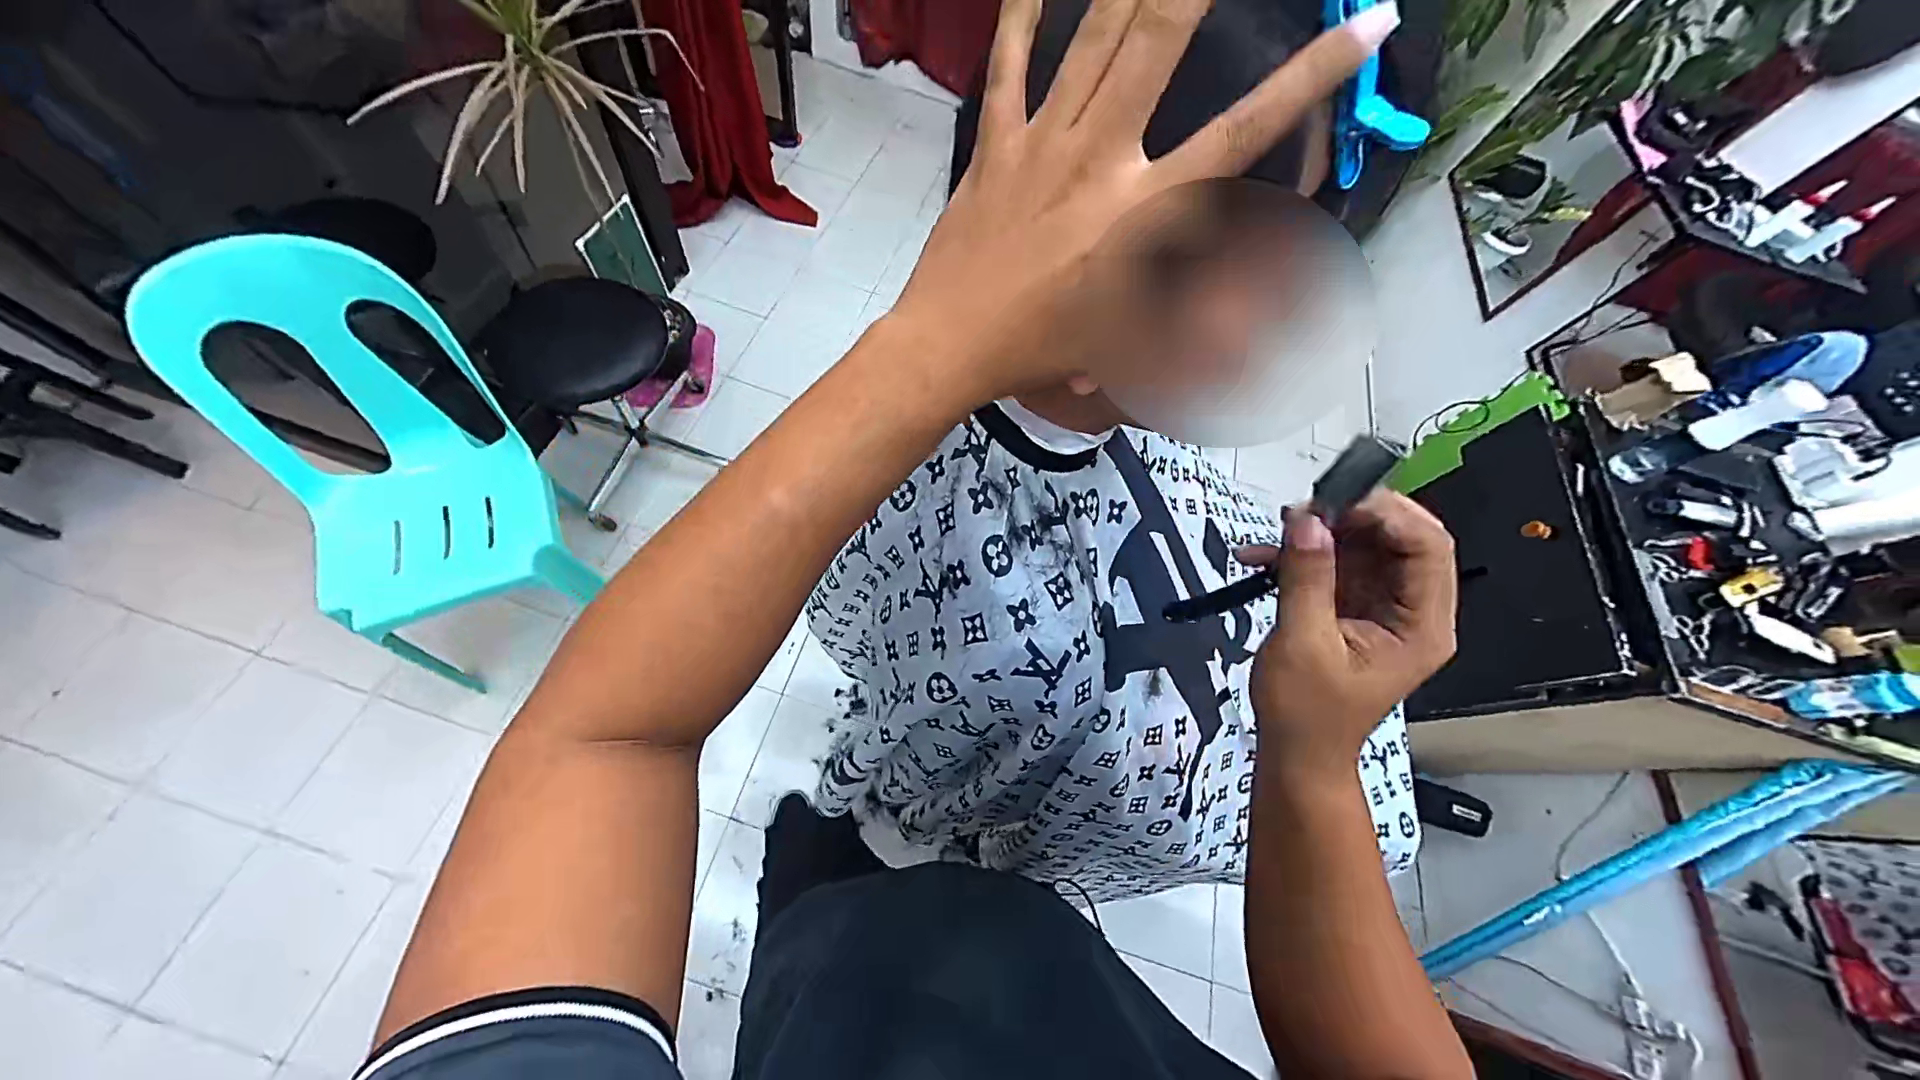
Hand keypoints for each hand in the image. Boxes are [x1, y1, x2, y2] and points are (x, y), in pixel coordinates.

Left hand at [885, 0, 1400, 402]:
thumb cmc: (1039, 349)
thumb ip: (1191, 318)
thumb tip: (1259, 313)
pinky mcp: (994, 146)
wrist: (951, 344)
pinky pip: (1008, 68)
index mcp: (1139, 213)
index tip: (1365, 21)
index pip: (1240, 134)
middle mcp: (1098, 159)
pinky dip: (1020, 17)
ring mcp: (1040, 144)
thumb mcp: (1125, 339)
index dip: (1309, 78)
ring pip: (1091, 37)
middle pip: (1158, 41)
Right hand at [1244, 492, 1456, 775]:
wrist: (1295, 752)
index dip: (1388, 515)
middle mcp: (1410, 610)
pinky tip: (1262, 557)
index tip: (1336, 502)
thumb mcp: (1303, 642)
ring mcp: (1379, 607)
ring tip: (1277, 530)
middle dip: (1349, 519)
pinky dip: (1300, 557)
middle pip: (1397, 540)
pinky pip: (1333, 566)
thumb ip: (1307, 578)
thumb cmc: (1306, 711)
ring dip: (1318, 534)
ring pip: (1362, 547)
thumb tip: (1306, 521)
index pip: (1428, 548)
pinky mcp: (1349, 608)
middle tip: (1301, 511)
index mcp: (1422, 626)